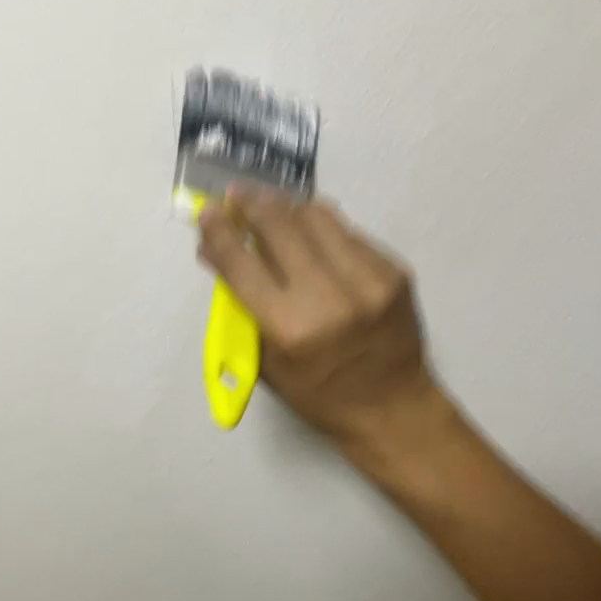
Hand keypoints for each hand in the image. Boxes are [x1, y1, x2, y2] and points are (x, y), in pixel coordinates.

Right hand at [197, 187, 445, 449]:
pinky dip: (323, 227)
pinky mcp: (394, 271)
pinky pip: (348, 233)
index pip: (243, 264)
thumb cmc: (317, 394)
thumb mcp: (266, 360)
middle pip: (281, 227)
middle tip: (236, 192)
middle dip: (253, 203)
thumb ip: (240, 305)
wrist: (393, 408)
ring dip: (288, 206)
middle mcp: (330, 298)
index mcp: (290, 328)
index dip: (220, 233)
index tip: (206, 211)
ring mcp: (368, 280)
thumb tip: (214, 252)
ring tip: (271, 204)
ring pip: (318, 218)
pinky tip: (311, 233)